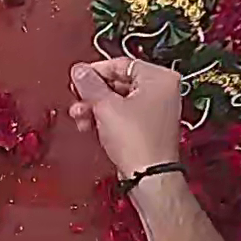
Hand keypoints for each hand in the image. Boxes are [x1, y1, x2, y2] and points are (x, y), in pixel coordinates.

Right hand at [67, 58, 182, 177]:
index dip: (96, 71)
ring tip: (80, 115)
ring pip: (118, 100)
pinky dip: (106, 119)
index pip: (121, 64)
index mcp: (160, 78)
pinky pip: (123, 115)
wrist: (148, 176)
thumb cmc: (138, 142)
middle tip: (78, 98)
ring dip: (96, 107)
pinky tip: (90, 125)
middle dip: (93, 94)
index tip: (78, 77)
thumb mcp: (106, 106)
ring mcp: (156, 110)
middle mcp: (162, 91)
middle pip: (119, 83)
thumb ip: (90, 84)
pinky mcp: (148, 128)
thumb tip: (79, 71)